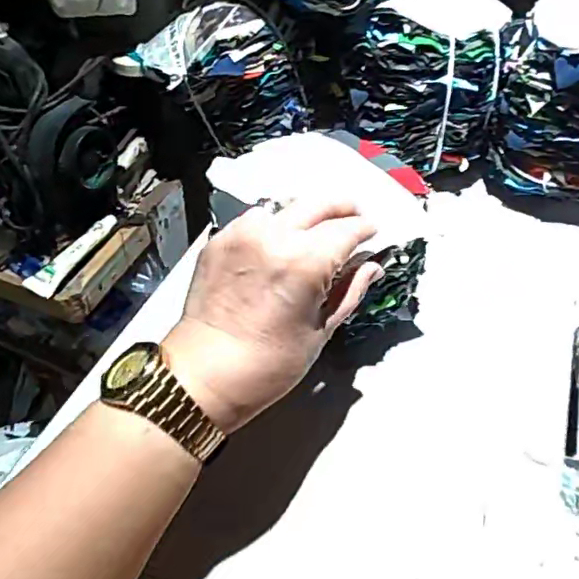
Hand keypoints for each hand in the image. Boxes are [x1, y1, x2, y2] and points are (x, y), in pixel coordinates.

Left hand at [159, 199, 382, 432]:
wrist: (205, 373)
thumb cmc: (269, 363)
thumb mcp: (321, 329)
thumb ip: (350, 289)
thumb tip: (371, 266)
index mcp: (306, 262)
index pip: (347, 230)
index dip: (364, 229)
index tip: (372, 232)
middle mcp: (274, 237)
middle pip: (318, 205)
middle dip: (342, 208)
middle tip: (354, 215)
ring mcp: (243, 235)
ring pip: (285, 207)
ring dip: (305, 214)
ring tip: (314, 230)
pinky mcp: (220, 240)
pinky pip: (255, 220)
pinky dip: (274, 224)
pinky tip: (280, 242)